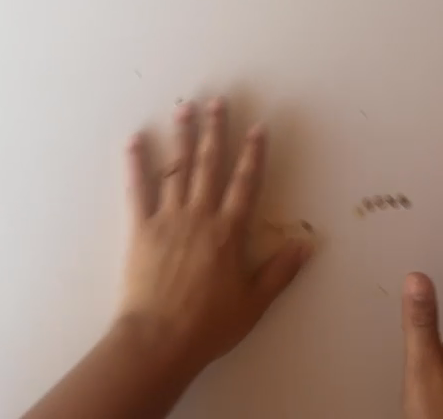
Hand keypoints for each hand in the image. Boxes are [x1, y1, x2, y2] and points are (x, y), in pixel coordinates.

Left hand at [116, 98, 310, 379]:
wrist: (159, 341)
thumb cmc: (209, 325)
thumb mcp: (254, 303)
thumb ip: (280, 271)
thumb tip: (308, 244)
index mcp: (228, 232)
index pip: (245, 183)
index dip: (253, 154)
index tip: (257, 127)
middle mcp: (200, 215)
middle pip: (210, 165)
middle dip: (215, 131)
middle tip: (217, 101)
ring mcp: (168, 218)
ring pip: (177, 168)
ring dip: (182, 136)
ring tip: (184, 108)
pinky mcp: (141, 227)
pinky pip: (137, 189)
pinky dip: (135, 164)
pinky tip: (134, 140)